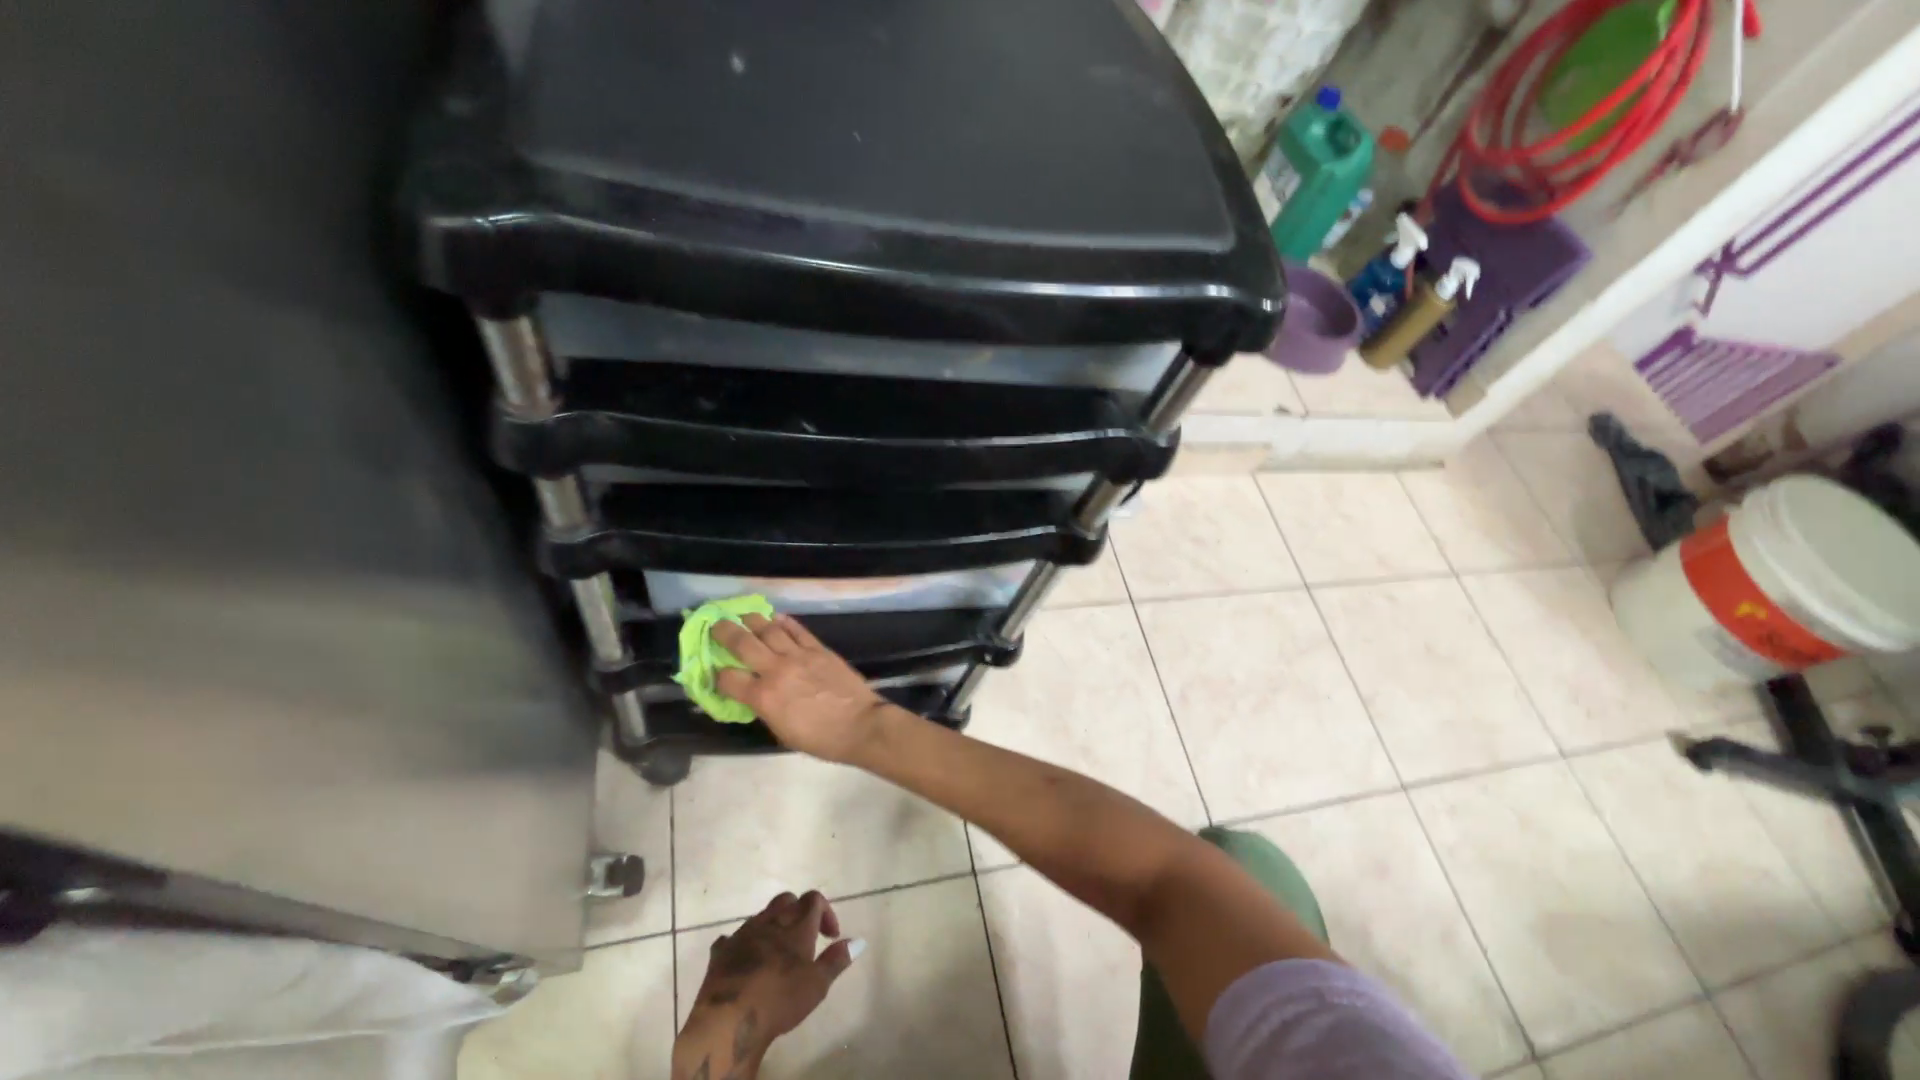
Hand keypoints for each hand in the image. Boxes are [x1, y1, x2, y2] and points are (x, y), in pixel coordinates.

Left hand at [673, 891, 861, 1079]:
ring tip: (778, 952)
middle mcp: (770, 922)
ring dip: (773, 926)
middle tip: (806, 937)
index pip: (814, 899)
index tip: (831, 936)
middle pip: (787, 900)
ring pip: (761, 916)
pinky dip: (744, 943)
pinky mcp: (721, 950)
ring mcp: (742, 933)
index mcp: (796, 926)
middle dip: (799, 911)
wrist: (730, 1019)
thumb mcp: (818, 984)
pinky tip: (746, 960)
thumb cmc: (781, 1000)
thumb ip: (837, 959)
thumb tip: (858, 940)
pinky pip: (733, 937)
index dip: (826, 911)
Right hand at [712, 614, 890, 762]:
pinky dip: (784, 622)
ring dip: (753, 619)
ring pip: (769, 629)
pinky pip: (797, 630)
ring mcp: (799, 655)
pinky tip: (775, 618)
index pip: (728, 678)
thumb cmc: (820, 739)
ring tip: (743, 615)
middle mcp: (776, 670)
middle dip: (724, 631)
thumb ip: (764, 709)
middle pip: (743, 643)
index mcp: (763, 697)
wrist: (860, 725)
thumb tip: (753, 696)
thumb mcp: (782, 732)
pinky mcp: (819, 649)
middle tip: (716, 624)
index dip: (717, 675)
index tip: (715, 671)